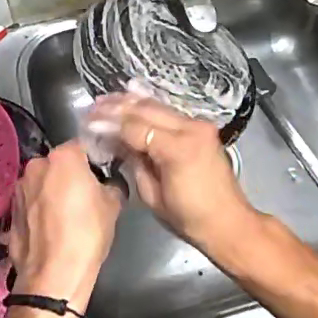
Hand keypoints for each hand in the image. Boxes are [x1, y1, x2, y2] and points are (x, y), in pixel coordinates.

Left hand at [5, 141, 124, 310]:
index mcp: (63, 157)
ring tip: (66, 215)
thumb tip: (107, 182)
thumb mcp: (113, 204)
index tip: (101, 174)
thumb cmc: (87, 234)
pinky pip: (31, 201)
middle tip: (85, 195)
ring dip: (53, 191)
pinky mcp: (10, 209)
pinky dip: (40, 208)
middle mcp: (36, 165)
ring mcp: (20, 187)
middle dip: (71, 174)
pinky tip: (51, 228)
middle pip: (59, 163)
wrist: (53, 276)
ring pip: (42, 182)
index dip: (94, 159)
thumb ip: (110, 183)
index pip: (82, 146)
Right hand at [87, 94, 258, 252]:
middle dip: (116, 107)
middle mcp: (191, 129)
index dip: (109, 124)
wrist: (229, 222)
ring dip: (130, 102)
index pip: (135, 127)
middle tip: (93, 106)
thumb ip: (134, 162)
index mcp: (178, 150)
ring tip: (106, 100)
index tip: (88, 121)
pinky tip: (132, 95)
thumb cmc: (189, 218)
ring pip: (157, 105)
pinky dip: (148, 105)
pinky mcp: (201, 126)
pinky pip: (169, 111)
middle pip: (145, 110)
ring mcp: (199, 124)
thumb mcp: (152, 196)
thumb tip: (116, 141)